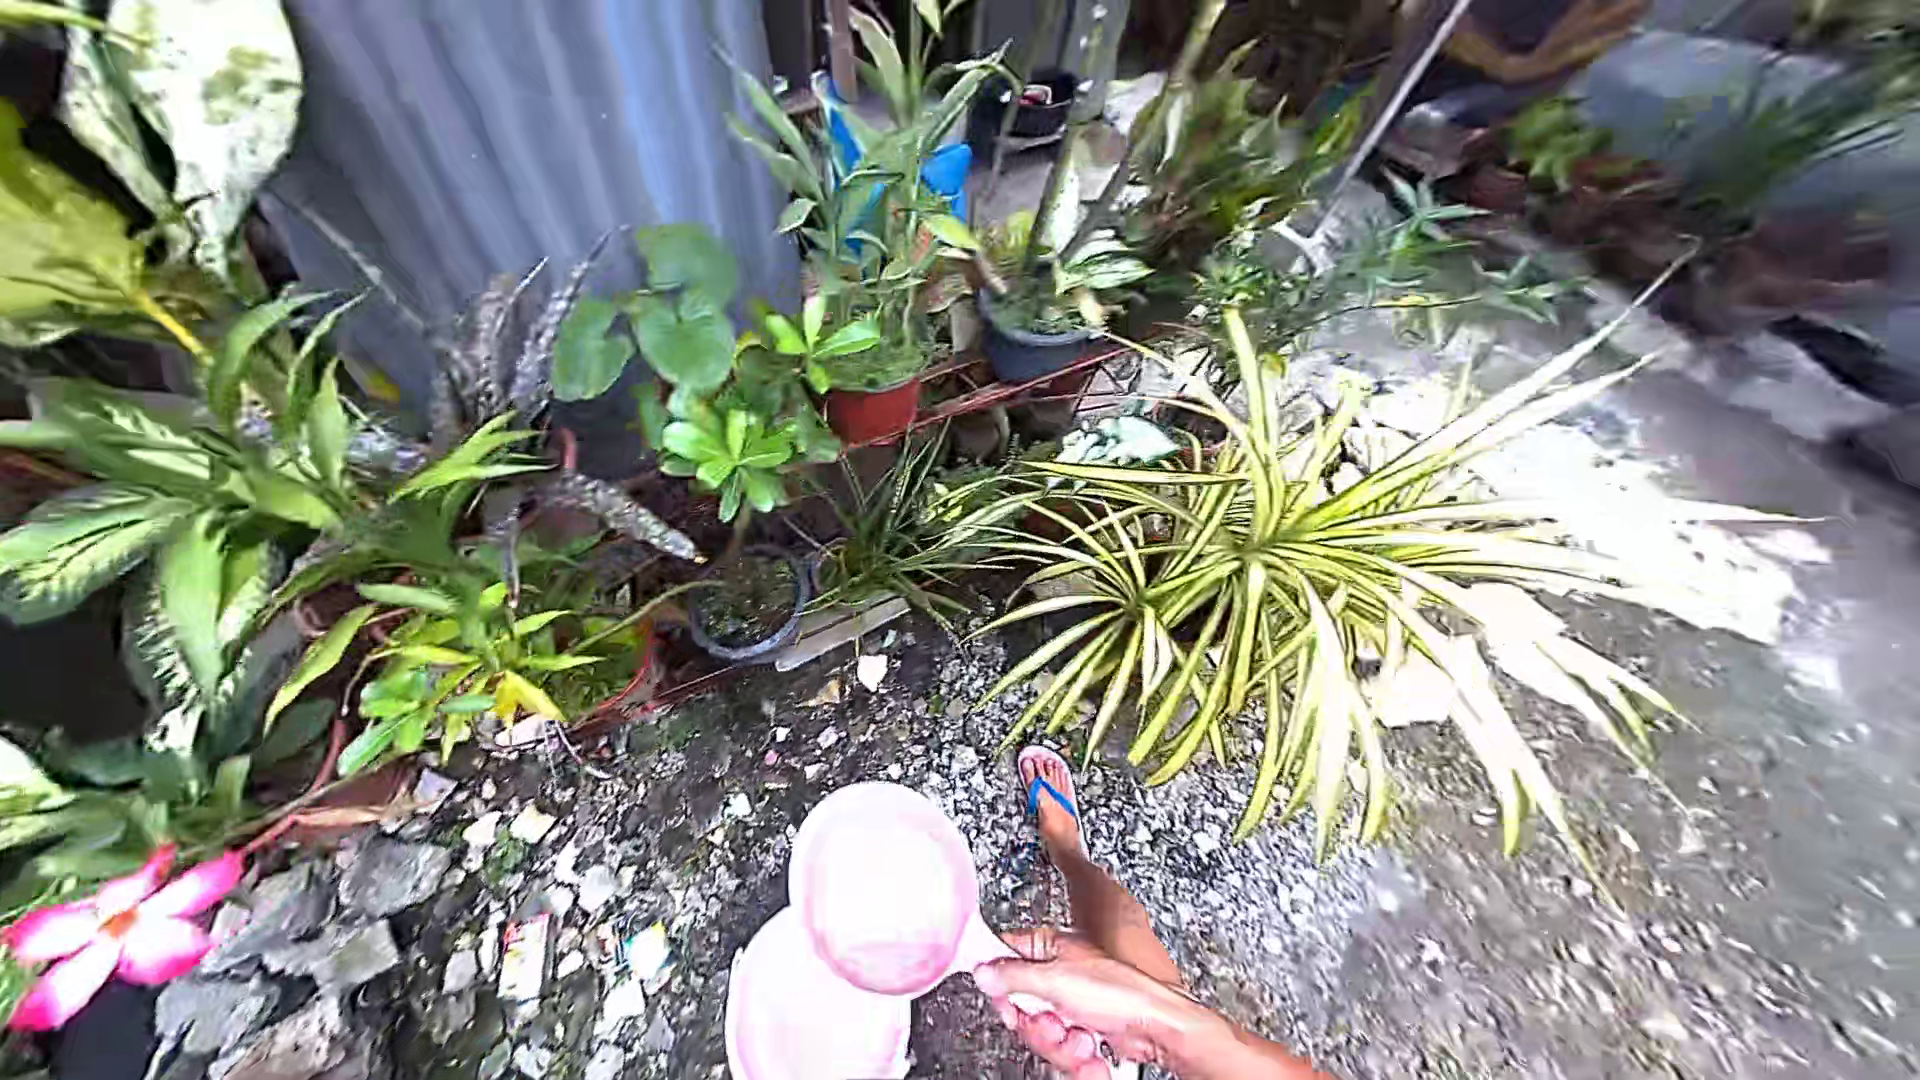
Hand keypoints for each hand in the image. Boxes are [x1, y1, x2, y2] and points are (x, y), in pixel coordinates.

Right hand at [971, 928, 1325, 1079]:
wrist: (1155, 1028)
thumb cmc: (1119, 991)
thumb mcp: (1056, 980)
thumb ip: (1015, 976)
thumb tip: (982, 969)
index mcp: (1048, 947)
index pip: (1005, 958)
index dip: (1000, 984)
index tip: (1005, 1004)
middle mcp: (1056, 973)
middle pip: (1021, 1005)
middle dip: (1039, 1026)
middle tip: (1055, 1025)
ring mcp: (1069, 1002)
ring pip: (1041, 1032)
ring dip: (1060, 1046)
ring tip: (1080, 1039)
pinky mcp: (1081, 1028)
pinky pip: (1061, 1049)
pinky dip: (1076, 1058)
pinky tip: (1091, 1052)